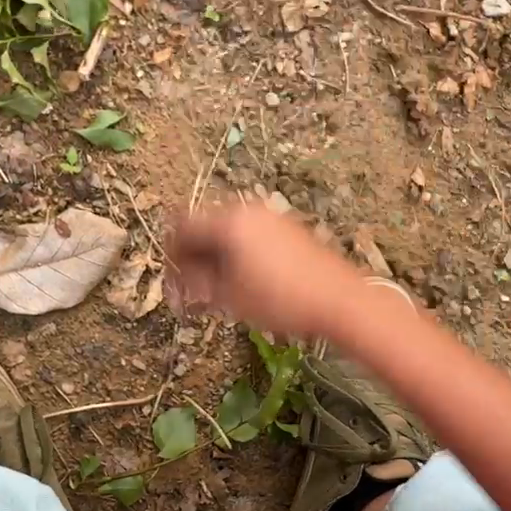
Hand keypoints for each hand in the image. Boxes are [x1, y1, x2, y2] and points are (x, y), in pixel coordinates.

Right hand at [166, 206, 371, 342]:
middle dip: (194, 256)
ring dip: (216, 256)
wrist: (339, 300)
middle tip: (191, 287)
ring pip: (228, 232)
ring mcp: (270, 217)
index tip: (171, 278)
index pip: (182, 227)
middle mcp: (247, 210)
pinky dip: (238, 253)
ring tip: (217, 288)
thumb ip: (199, 281)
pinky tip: (243, 280)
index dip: (171, 253)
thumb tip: (183, 276)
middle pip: (205, 227)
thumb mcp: (230, 296)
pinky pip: (250, 235)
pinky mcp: (287, 228)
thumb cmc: (280, 300)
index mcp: (228, 222)